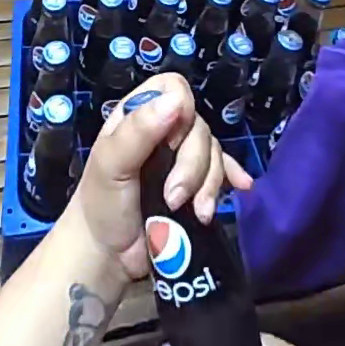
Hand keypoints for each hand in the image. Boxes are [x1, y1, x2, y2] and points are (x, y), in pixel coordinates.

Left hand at [64, 73, 254, 280]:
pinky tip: (242, 187)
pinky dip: (232, 178)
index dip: (180, 108)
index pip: (173, 88)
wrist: (111, 257)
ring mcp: (182, 159)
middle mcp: (164, 130)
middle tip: (173, 197)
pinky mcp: (198, 186)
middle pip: (199, 127)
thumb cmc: (102, 202)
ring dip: (209, 184)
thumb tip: (176, 100)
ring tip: (196, 213)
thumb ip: (138, 129)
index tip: (171, 142)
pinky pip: (224, 172)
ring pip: (214, 153)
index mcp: (139, 114)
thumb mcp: (110, 161)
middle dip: (192, 165)